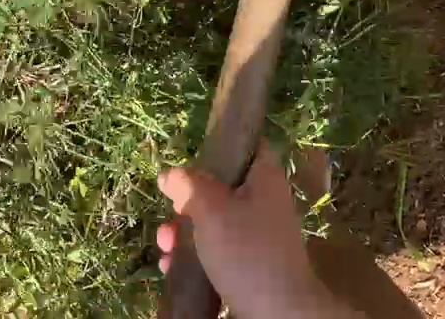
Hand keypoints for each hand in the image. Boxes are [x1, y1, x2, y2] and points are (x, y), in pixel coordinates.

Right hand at [156, 146, 357, 318]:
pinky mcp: (252, 266)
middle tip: (171, 210)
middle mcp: (265, 202)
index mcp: (264, 177)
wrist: (279, 315)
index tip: (195, 154)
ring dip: (184, 232)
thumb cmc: (247, 250)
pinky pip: (218, 252)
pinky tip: (172, 266)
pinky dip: (195, 257)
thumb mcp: (210, 208)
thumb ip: (188, 184)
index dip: (223, 144)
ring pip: (215, 222)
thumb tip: (169, 175)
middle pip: (221, 187)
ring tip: (165, 246)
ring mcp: (259, 237)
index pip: (249, 145)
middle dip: (188, 201)